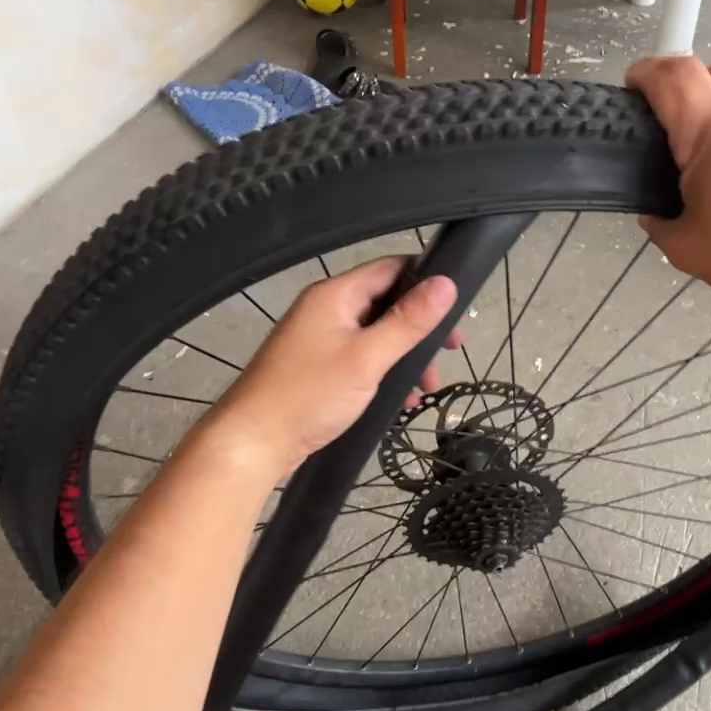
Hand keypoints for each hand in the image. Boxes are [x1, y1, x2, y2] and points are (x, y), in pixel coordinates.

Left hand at [199, 257, 460, 474]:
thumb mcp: (368, 357)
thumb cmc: (308, 395)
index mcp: (335, 295)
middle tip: (450, 352)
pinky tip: (400, 399)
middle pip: (386, 302)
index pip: (391, 268)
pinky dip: (385, 372)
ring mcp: (320, 339)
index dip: (427, 281)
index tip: (457, 308)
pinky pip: (361, 358)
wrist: (253, 442)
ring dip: (405, 355)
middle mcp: (326, 309)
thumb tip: (446, 284)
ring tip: (426, 386)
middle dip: (420, 327)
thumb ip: (408, 321)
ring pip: (376, 334)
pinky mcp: (317, 368)